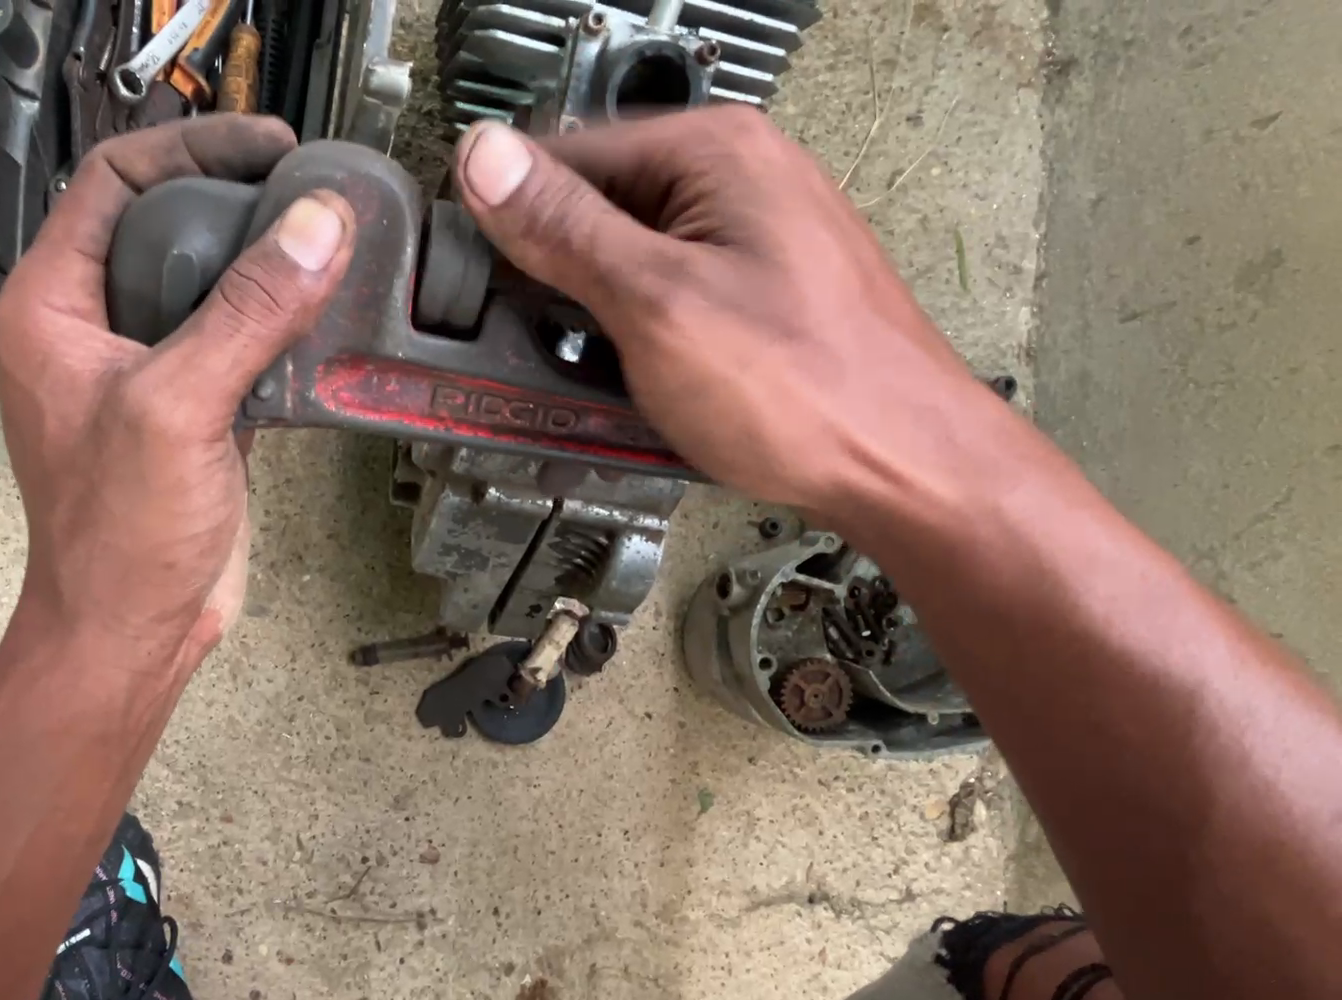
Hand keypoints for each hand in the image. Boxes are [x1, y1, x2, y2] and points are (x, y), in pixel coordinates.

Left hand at [0, 117, 354, 672]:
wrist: (133, 631)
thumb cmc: (116, 537)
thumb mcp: (175, 409)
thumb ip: (245, 316)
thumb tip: (314, 230)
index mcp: (52, 310)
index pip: (114, 186)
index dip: (188, 152)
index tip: (267, 150)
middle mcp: (96, 333)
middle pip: (169, 232)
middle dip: (239, 209)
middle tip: (311, 199)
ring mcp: (150, 375)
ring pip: (212, 293)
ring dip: (268, 273)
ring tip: (332, 252)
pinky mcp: (195, 415)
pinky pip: (240, 350)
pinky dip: (283, 335)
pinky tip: (328, 327)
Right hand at [450, 108, 1013, 522]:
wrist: (901, 466)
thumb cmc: (800, 386)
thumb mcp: (654, 301)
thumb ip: (564, 228)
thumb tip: (485, 158)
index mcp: (714, 153)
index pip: (563, 158)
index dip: (509, 221)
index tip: (477, 280)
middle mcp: (735, 182)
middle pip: (595, 211)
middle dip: (553, 279)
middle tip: (539, 341)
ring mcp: (746, 241)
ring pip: (624, 263)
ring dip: (590, 317)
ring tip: (590, 371)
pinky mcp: (749, 296)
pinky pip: (661, 300)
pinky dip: (631, 338)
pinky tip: (632, 379)